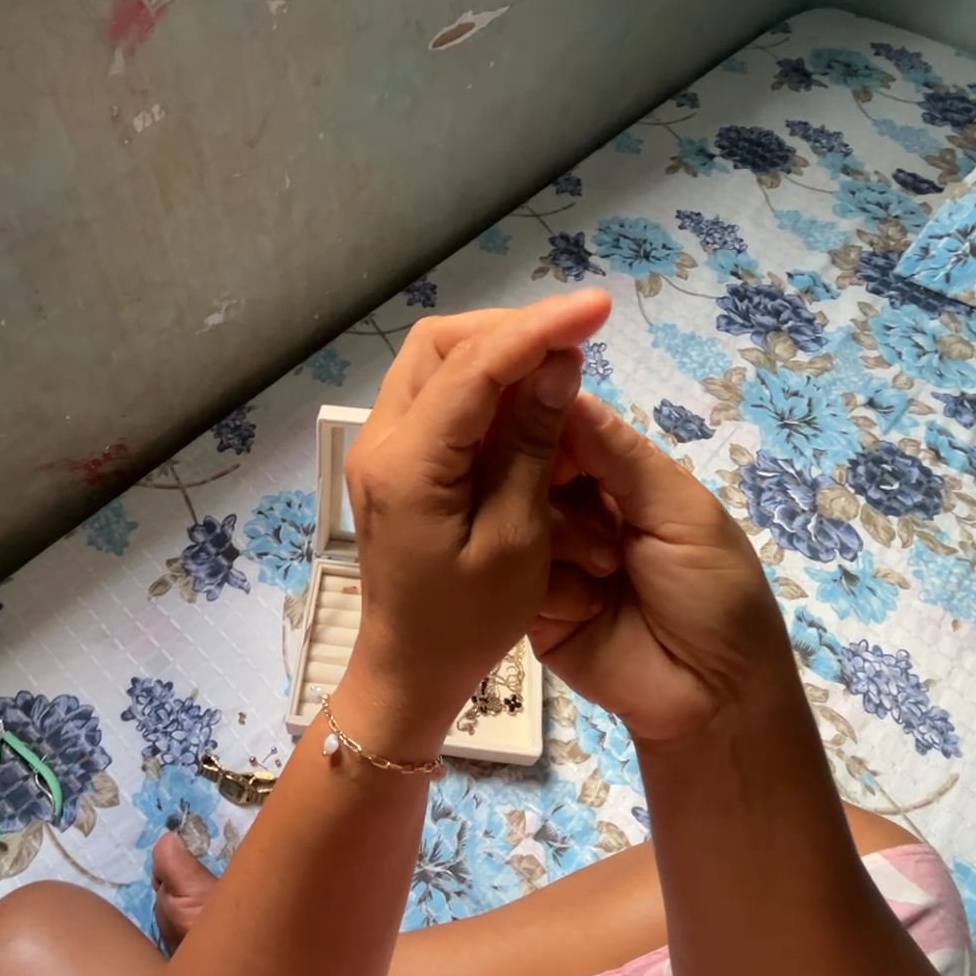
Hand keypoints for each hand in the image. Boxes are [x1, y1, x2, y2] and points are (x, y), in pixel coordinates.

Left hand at [339, 290, 611, 749]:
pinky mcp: (390, 461)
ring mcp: (378, 448)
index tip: (597, 308)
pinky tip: (519, 404)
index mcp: (408, 463)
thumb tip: (557, 365)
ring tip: (552, 369)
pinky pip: (432, 398)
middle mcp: (380, 440)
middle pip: (439, 346)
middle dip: (508, 332)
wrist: (408, 667)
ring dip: (493, 355)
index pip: (473, 366)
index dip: (537, 329)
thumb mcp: (516, 541)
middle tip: (571, 342)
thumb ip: (532, 447)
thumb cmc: (467, 623)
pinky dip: (478, 387)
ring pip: (432, 364)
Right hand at [530, 394, 799, 745]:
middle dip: (551, 488)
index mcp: (618, 481)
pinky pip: (512, 576)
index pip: (565, 433)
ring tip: (606, 572)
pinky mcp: (529, 604)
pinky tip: (586, 607)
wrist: (710, 700)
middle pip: (529, 473)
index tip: (526, 419)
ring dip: (561, 543)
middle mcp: (576, 512)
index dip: (545, 422)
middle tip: (588, 519)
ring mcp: (549, 559)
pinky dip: (550, 586)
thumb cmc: (714, 595)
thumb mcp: (683, 514)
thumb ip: (623, 457)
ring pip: (514, 523)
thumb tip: (567, 388)